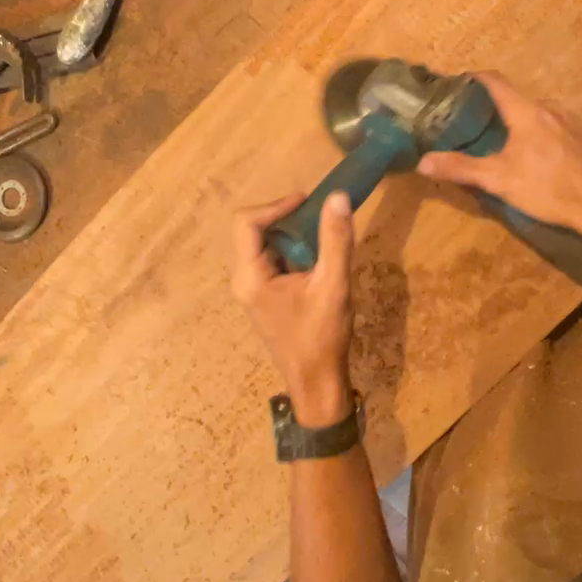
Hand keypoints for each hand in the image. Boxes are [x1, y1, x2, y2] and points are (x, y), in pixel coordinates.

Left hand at [232, 191, 356, 424]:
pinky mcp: (265, 295)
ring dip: (291, 233)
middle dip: (285, 217)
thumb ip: (335, 239)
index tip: (307, 202)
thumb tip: (337, 197)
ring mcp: (253, 289)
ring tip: (321, 233)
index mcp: (250, 276)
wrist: (318, 384)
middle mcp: (244, 279)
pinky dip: (292, 249)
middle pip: (253, 230)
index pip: (246, 222)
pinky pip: (273, 259)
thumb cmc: (321, 337)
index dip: (275, 205)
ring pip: (264, 244)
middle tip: (318, 215)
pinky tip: (317, 256)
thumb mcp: (333, 285)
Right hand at [417, 71, 581, 251]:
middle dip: (489, 104)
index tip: (454, 84)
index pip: (495, 81)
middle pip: (513, 97)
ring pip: (533, 112)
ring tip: (494, 136)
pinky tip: (529, 154)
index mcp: (526, 111)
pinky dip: (532, 131)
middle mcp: (548, 109)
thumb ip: (461, 168)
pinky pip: (549, 126)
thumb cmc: (549, 188)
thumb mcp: (499, 180)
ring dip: (512, 119)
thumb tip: (423, 161)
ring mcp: (569, 123)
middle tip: (467, 117)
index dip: (473, 78)